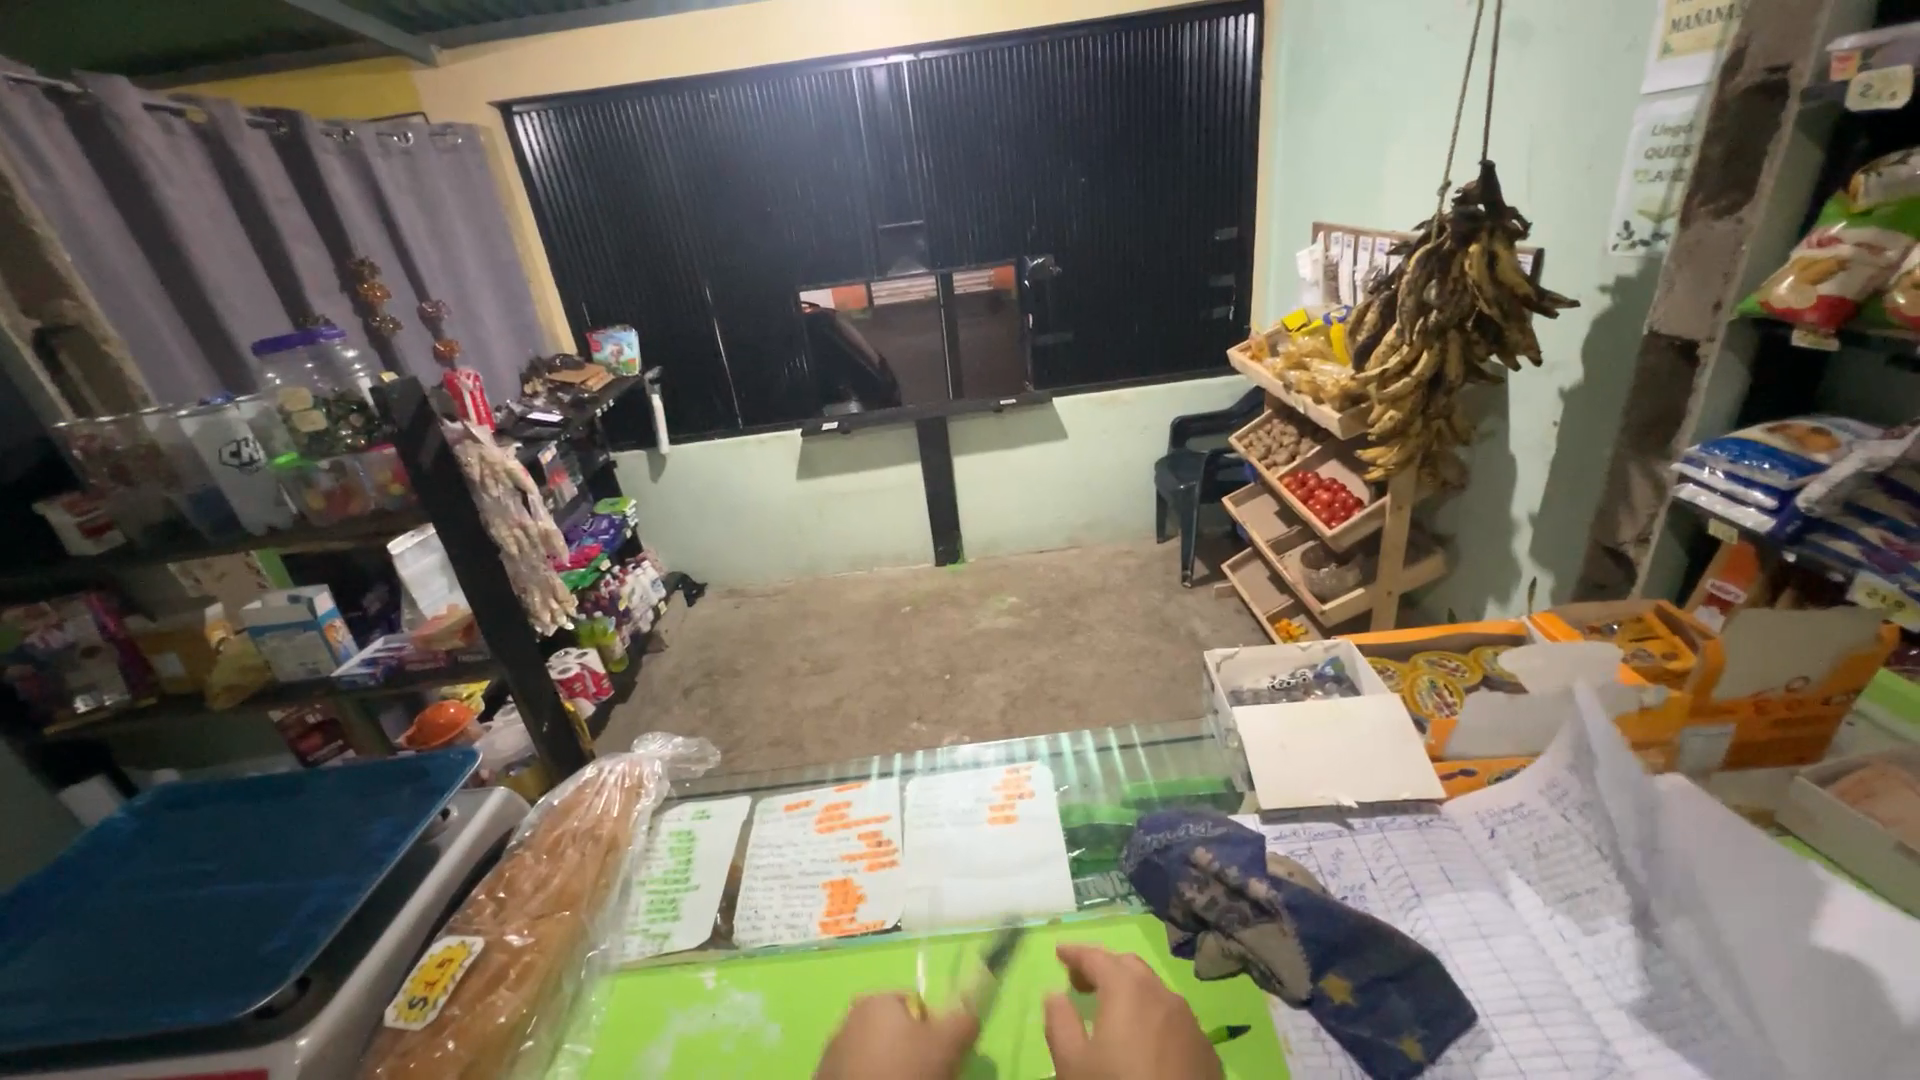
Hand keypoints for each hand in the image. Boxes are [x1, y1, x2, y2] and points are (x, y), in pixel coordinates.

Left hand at [815, 993, 979, 1079]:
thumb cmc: (905, 1072)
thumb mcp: (948, 1044)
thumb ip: (965, 1018)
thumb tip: (974, 1003)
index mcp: (874, 1000)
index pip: (916, 1008)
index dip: (933, 1034)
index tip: (937, 1059)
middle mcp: (848, 1019)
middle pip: (896, 1033)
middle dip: (912, 1053)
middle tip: (924, 1076)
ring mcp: (831, 1054)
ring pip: (876, 1058)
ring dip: (890, 1070)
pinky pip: (859, 1075)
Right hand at [1042, 944, 1222, 1079]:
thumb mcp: (1073, 1065)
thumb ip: (1060, 1022)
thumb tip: (1056, 995)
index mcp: (1127, 990)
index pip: (1096, 957)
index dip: (1075, 953)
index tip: (1060, 953)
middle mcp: (1162, 995)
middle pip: (1129, 967)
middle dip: (1104, 968)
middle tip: (1081, 983)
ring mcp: (1190, 1023)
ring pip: (1155, 992)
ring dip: (1131, 992)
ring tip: (1113, 1013)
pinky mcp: (1206, 1051)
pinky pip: (1174, 1020)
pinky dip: (1153, 1018)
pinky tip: (1145, 1044)